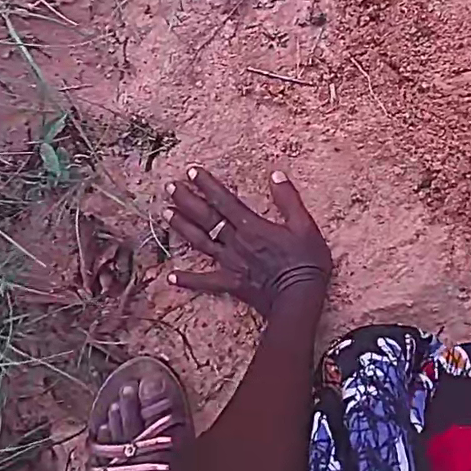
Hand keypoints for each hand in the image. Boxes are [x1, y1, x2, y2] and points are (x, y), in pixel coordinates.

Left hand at [163, 167, 332, 317]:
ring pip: (201, 242)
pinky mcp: (231, 284)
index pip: (224, 201)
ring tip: (165, 214)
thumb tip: (276, 175)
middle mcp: (235, 242)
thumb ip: (288, 199)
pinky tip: (170, 276)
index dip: (207, 185)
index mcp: (252, 226)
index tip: (191, 172)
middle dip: (187, 201)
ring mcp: (230, 264)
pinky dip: (187, 280)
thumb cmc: (306, 262)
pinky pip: (205, 282)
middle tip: (169, 187)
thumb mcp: (304, 225)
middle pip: (206, 218)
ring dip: (182, 228)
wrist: (300, 298)